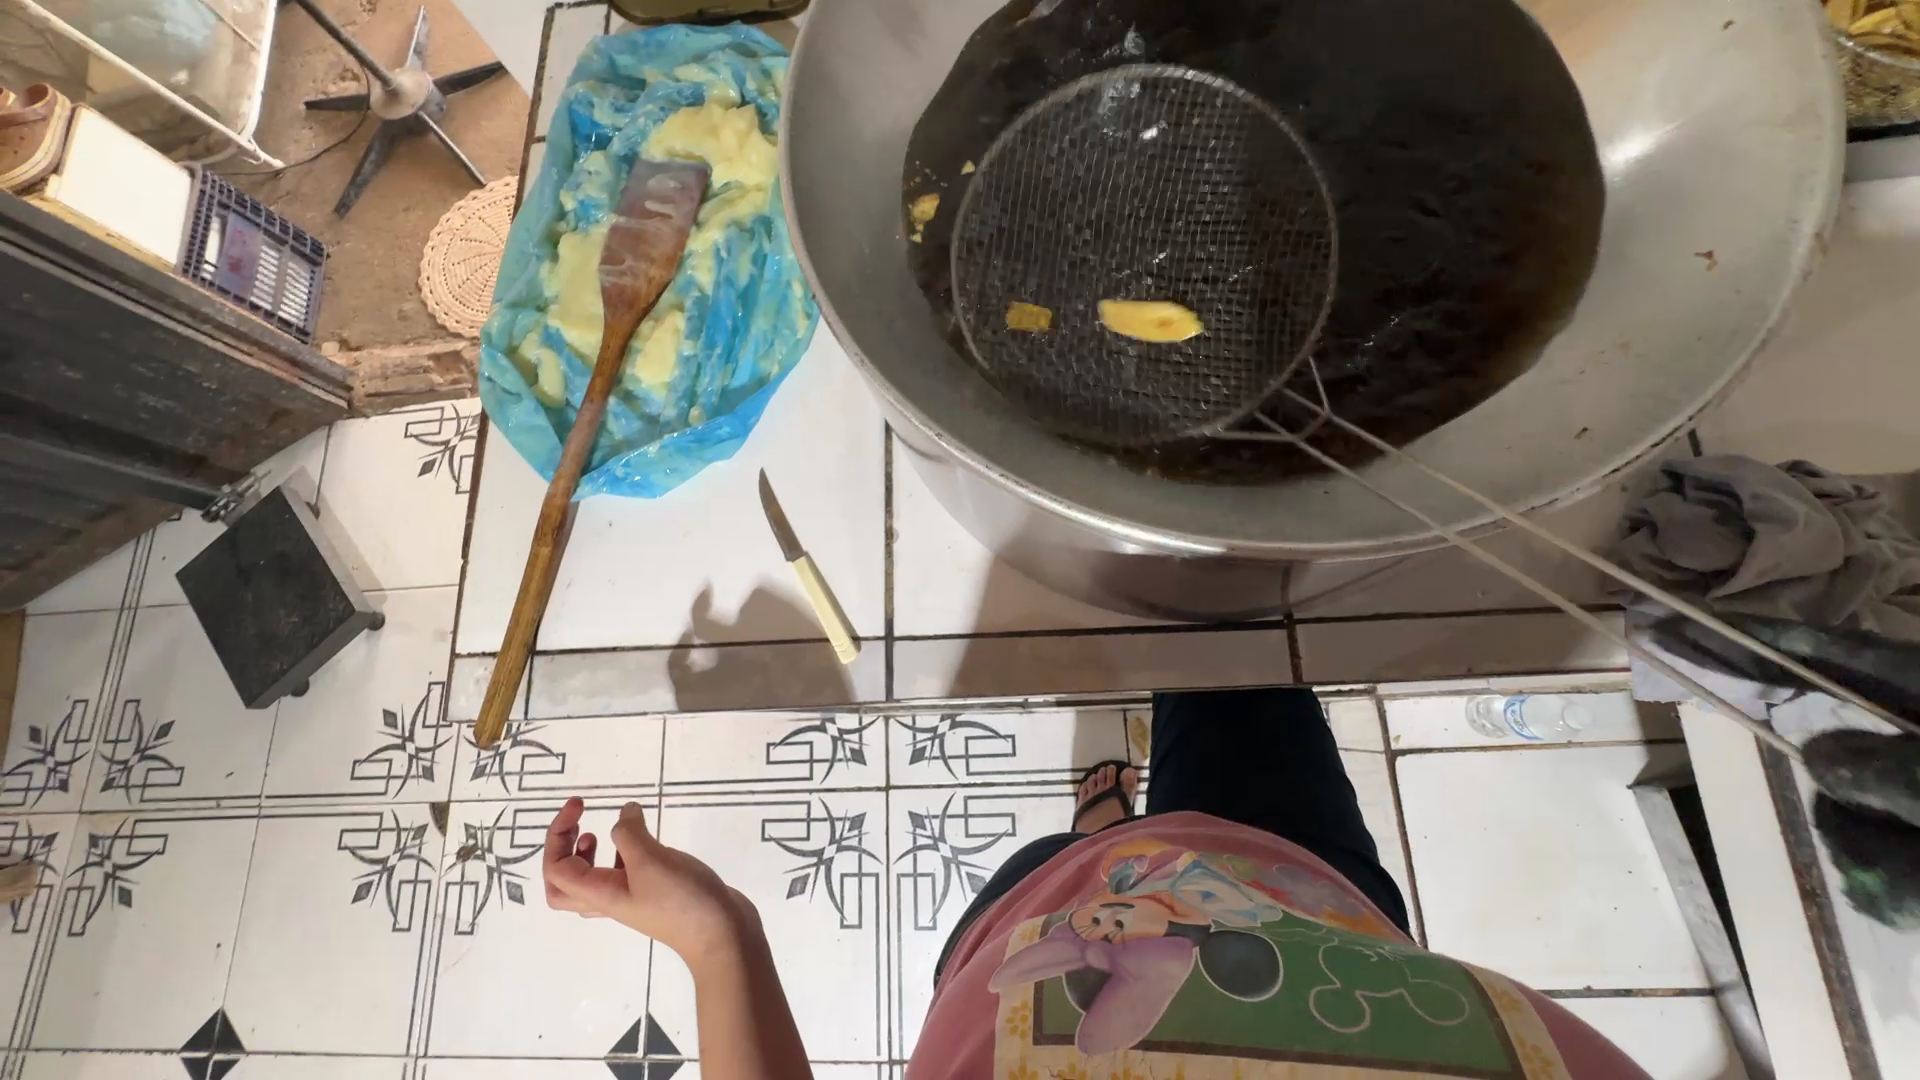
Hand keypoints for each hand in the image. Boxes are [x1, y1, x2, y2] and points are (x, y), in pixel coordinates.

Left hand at [544, 796, 757, 965]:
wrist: (719, 933)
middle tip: (579, 821)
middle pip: (564, 883)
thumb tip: (624, 814)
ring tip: (600, 832)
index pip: (556, 870)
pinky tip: (642, 841)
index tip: (581, 804)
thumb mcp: (651, 860)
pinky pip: (623, 874)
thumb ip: (631, 834)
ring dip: (585, 855)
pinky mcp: (654, 893)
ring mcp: (632, 898)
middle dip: (562, 849)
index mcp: (600, 894)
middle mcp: (609, 899)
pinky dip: (620, 854)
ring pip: (592, 879)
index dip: (558, 834)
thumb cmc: (680, 899)